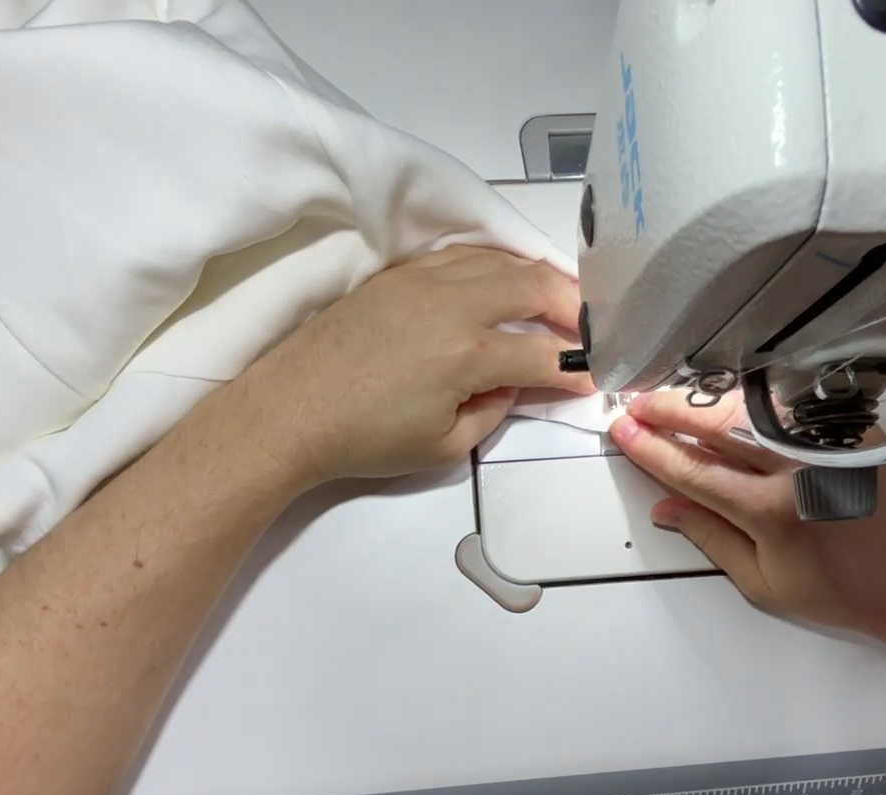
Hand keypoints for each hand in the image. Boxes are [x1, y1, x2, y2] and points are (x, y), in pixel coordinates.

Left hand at [228, 246, 589, 485]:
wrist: (292, 411)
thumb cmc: (365, 439)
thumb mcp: (444, 447)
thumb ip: (493, 412)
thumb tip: (513, 384)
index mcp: (465, 354)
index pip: (542, 354)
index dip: (575, 369)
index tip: (593, 377)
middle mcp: (451, 305)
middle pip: (533, 285)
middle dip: (573, 305)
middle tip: (591, 325)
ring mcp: (422, 280)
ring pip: (500, 260)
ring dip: (538, 276)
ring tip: (559, 297)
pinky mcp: (399, 274)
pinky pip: (463, 255)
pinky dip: (496, 264)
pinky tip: (505, 278)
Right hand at [609, 390, 885, 647]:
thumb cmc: (841, 591)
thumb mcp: (762, 581)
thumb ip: (710, 538)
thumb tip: (665, 509)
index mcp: (772, 512)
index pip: (694, 470)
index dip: (652, 449)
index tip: (623, 432)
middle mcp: (800, 467)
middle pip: (718, 424)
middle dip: (669, 410)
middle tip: (637, 405)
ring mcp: (830, 442)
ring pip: (752, 405)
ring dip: (706, 399)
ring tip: (672, 401)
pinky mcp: (853, 430)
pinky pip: (790, 406)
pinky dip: (751, 402)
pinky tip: (727, 404)